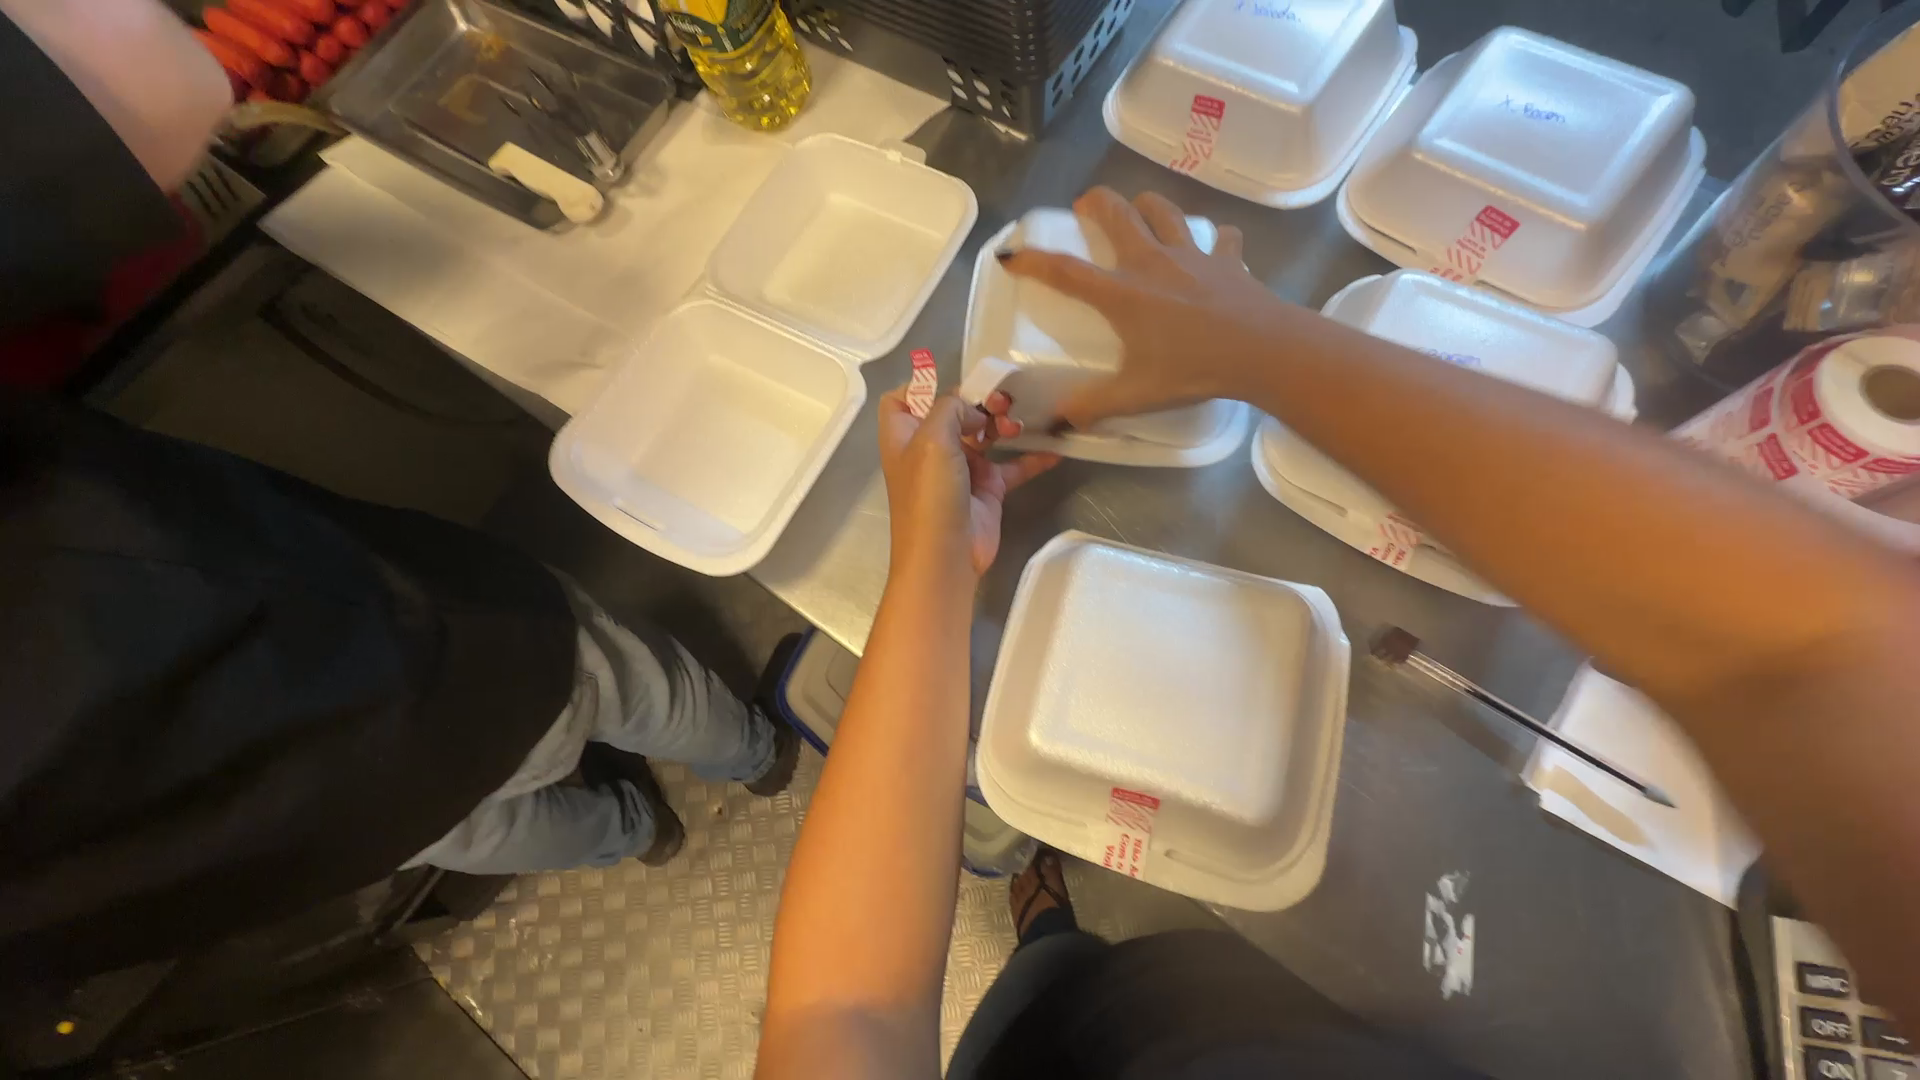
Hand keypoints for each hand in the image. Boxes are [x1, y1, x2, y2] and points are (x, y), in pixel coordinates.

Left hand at [878, 388, 1059, 579]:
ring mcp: (960, 469)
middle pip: (953, 411)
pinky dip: (1031, 457)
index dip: (922, 386)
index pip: (902, 399)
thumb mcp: (932, 439)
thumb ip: (951, 408)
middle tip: (999, 403)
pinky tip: (1054, 450)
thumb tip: (973, 411)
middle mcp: (929, 449)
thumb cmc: (930, 495)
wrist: (946, 557)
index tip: (952, 384)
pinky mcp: (987, 489)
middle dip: (977, 401)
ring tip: (1016, 426)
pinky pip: (1012, 466)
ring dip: (1002, 424)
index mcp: (904, 435)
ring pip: (983, 434)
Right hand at [999, 187, 1296, 429]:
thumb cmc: (1192, 369)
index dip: (1034, 261)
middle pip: (1117, 214)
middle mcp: (1151, 262)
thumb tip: (1058, 422)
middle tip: (1084, 207)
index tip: (1012, 255)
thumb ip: (1094, 407)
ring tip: (1139, 210)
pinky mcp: (1228, 259)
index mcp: (1122, 294)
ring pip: (1164, 210)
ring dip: (1147, 204)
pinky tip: (1214, 246)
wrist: (1261, 350)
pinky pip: (1221, 237)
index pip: (1066, 271)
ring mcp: (1192, 255)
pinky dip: (1214, 238)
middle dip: (1095, 203)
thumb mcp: (1136, 395)